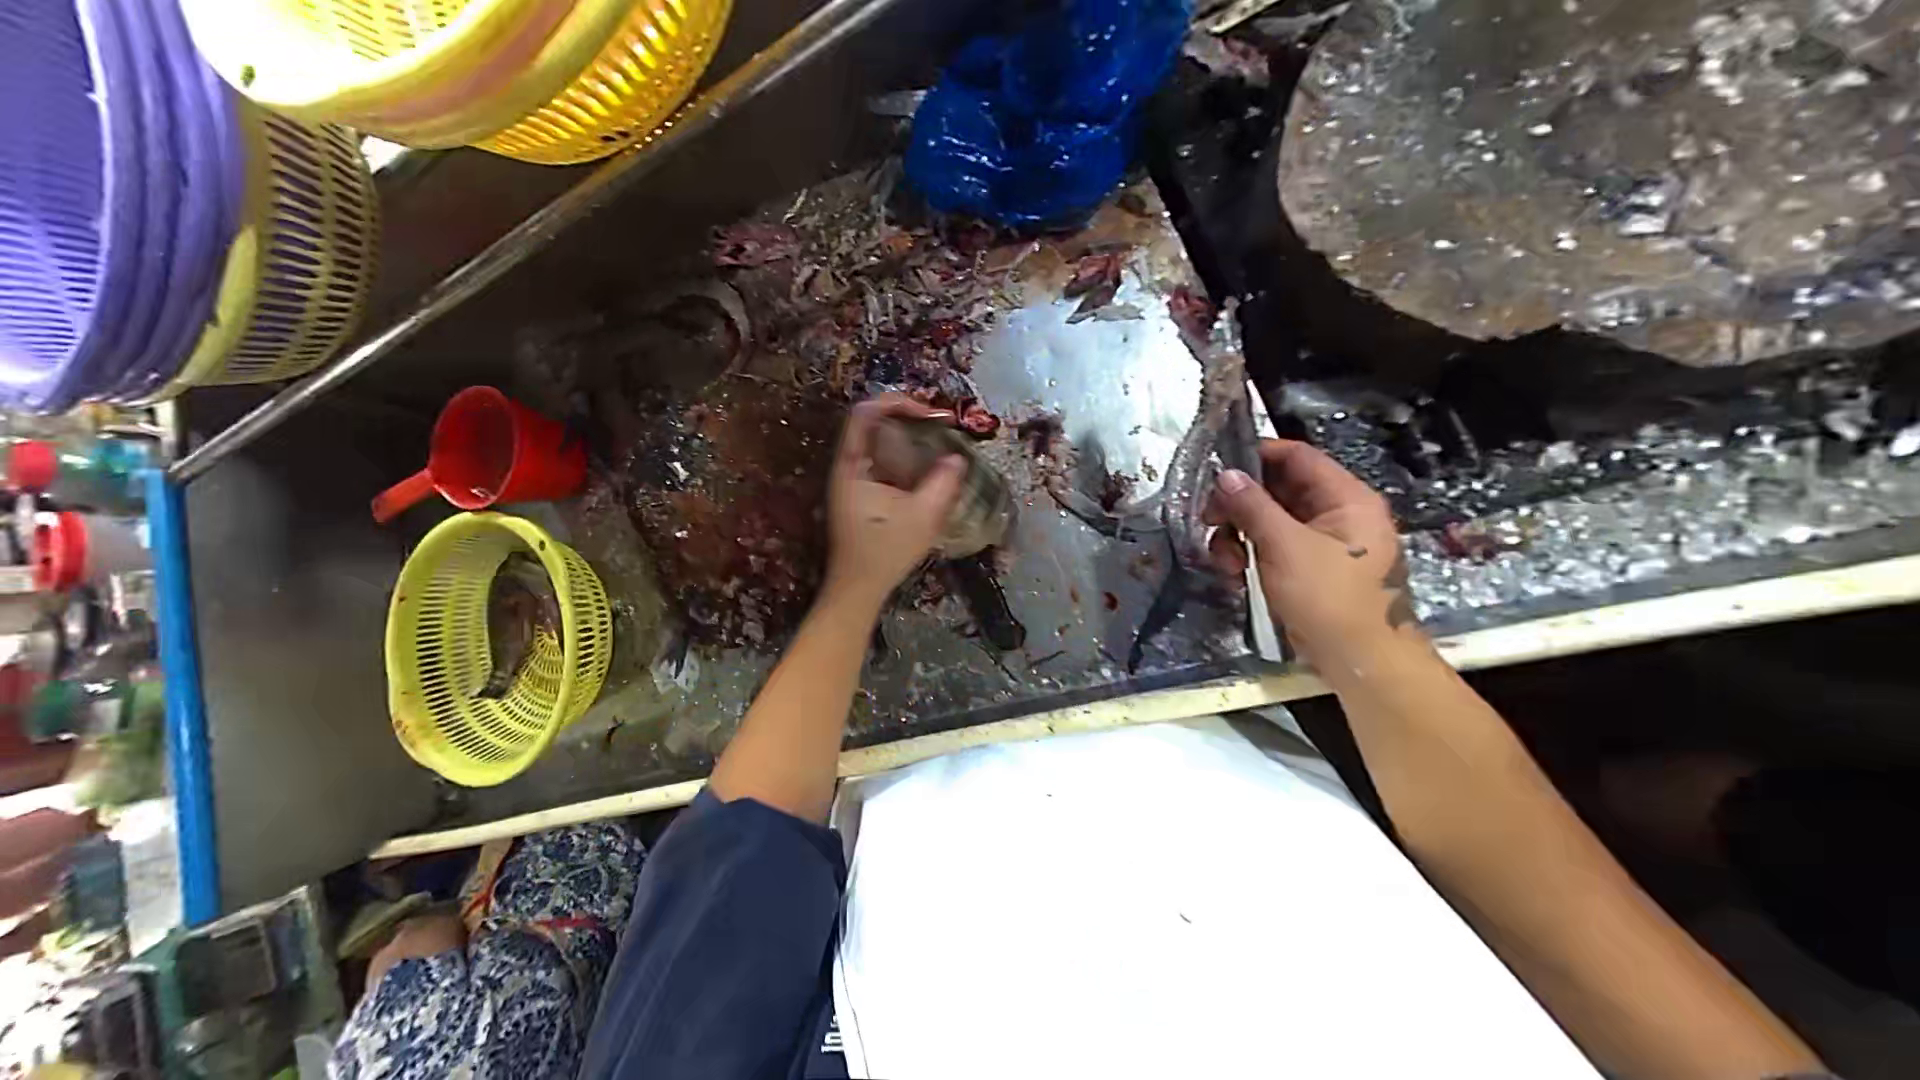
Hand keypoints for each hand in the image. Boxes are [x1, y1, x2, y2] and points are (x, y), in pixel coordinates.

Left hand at [823, 394, 966, 608]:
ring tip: (939, 438)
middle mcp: (848, 466)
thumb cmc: (884, 553)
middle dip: (908, 416)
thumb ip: (942, 483)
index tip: (932, 415)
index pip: (867, 412)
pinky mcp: (862, 493)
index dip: (899, 403)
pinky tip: (927, 466)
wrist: (858, 588)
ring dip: (908, 435)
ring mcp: (853, 479)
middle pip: (873, 421)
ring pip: (879, 441)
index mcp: (852, 465)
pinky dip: (905, 454)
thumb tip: (957, 458)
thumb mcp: (922, 517)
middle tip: (941, 423)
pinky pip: (883, 460)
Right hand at [1206, 439, 1417, 669]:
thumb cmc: (1329, 597)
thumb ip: (1253, 505)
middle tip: (1209, 521)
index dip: (1257, 455)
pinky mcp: (1311, 569)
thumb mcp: (1285, 546)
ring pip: (1271, 522)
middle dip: (1240, 505)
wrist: (1360, 661)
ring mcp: (1324, 543)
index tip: (1217, 468)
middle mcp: (1338, 514)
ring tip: (1225, 562)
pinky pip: (1275, 548)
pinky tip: (1237, 576)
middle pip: (1279, 491)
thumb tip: (1226, 474)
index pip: (1298, 457)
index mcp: (1346, 498)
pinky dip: (1252, 556)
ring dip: (1240, 535)